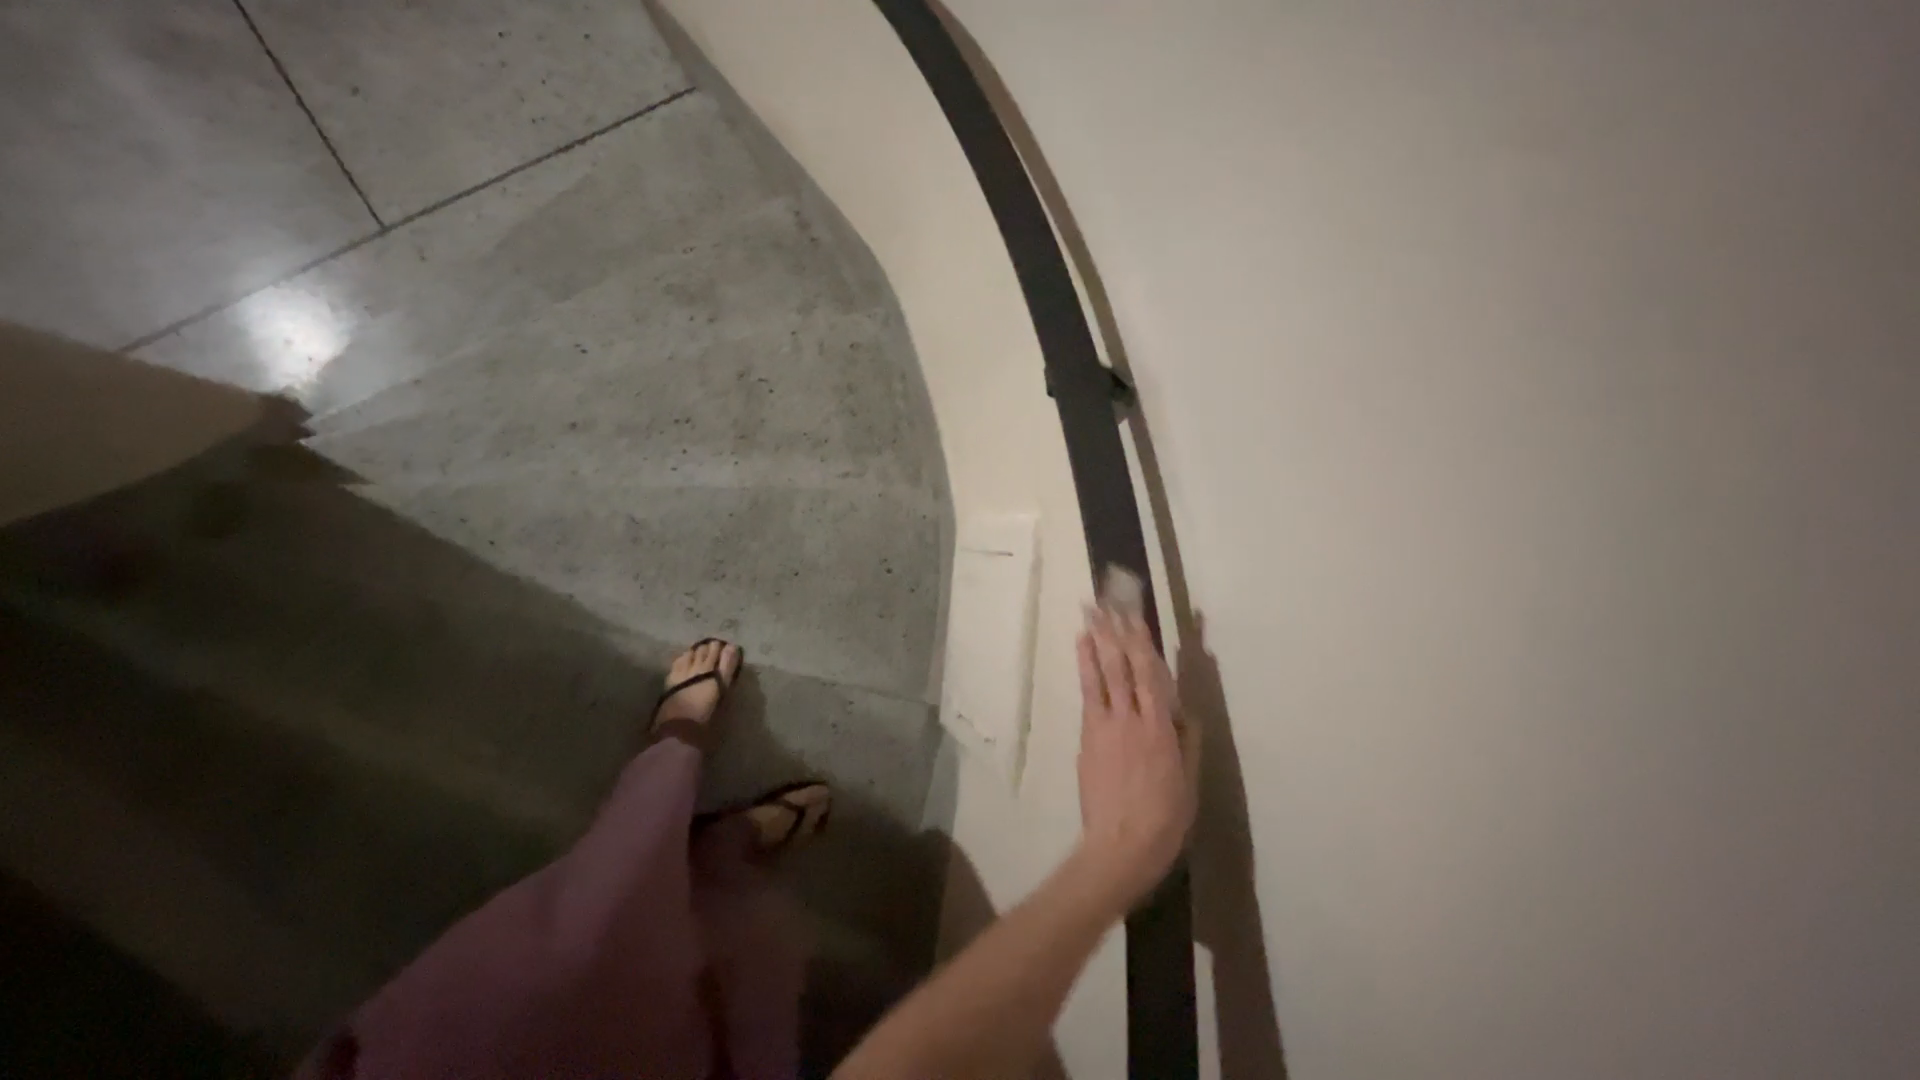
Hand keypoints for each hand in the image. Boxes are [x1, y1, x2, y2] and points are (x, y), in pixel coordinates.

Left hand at [1073, 604, 1196, 913]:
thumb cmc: (1165, 819)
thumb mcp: (1189, 782)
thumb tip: (1182, 712)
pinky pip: (1088, 696)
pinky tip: (1082, 652)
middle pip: (1123, 666)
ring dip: (1095, 642)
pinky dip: (1085, 670)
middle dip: (1115, 631)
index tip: (1137, 614)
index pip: (1152, 674)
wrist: (1120, 846)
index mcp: (1160, 729)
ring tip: (1089, 614)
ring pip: (1101, 675)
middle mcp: (1131, 719)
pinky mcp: (1087, 739)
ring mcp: (1105, 727)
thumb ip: (1186, 743)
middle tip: (1106, 600)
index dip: (1144, 641)